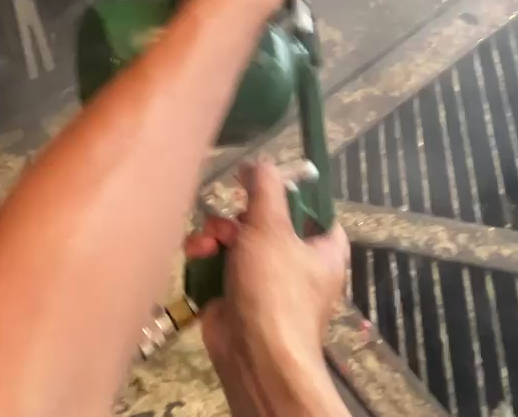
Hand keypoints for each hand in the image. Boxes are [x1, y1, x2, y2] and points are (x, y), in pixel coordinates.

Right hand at [186, 160, 350, 415]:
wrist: (254, 354)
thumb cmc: (275, 288)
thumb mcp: (272, 226)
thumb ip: (265, 186)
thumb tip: (258, 163)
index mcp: (321, 250)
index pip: (314, 210)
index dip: (291, 192)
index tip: (263, 179)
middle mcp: (295, 263)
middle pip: (263, 219)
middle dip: (237, 215)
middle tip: (231, 220)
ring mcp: (263, 280)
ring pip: (235, 237)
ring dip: (214, 233)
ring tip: (208, 242)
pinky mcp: (234, 293)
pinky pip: (218, 260)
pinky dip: (205, 254)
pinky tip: (196, 254)